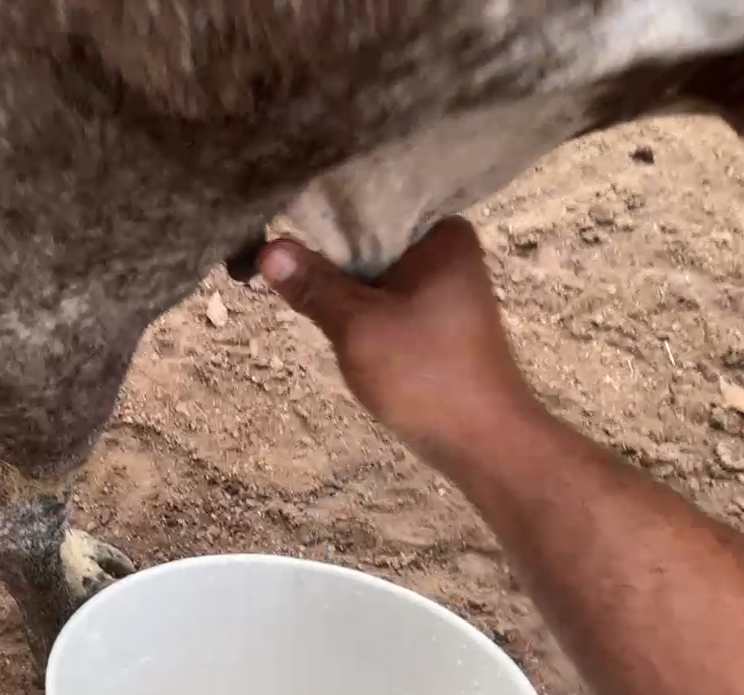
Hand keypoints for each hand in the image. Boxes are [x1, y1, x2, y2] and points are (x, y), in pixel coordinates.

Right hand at [259, 218, 545, 473]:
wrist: (477, 438)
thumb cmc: (422, 373)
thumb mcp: (357, 326)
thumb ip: (313, 285)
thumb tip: (267, 248)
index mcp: (440, 234)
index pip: (369, 206)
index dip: (319, 217)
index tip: (274, 227)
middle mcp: (444, 250)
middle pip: (367, 239)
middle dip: (324, 255)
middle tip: (271, 259)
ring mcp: (438, 287)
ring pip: (370, 273)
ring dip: (335, 284)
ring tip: (289, 283)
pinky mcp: (430, 319)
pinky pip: (380, 298)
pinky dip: (352, 306)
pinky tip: (325, 315)